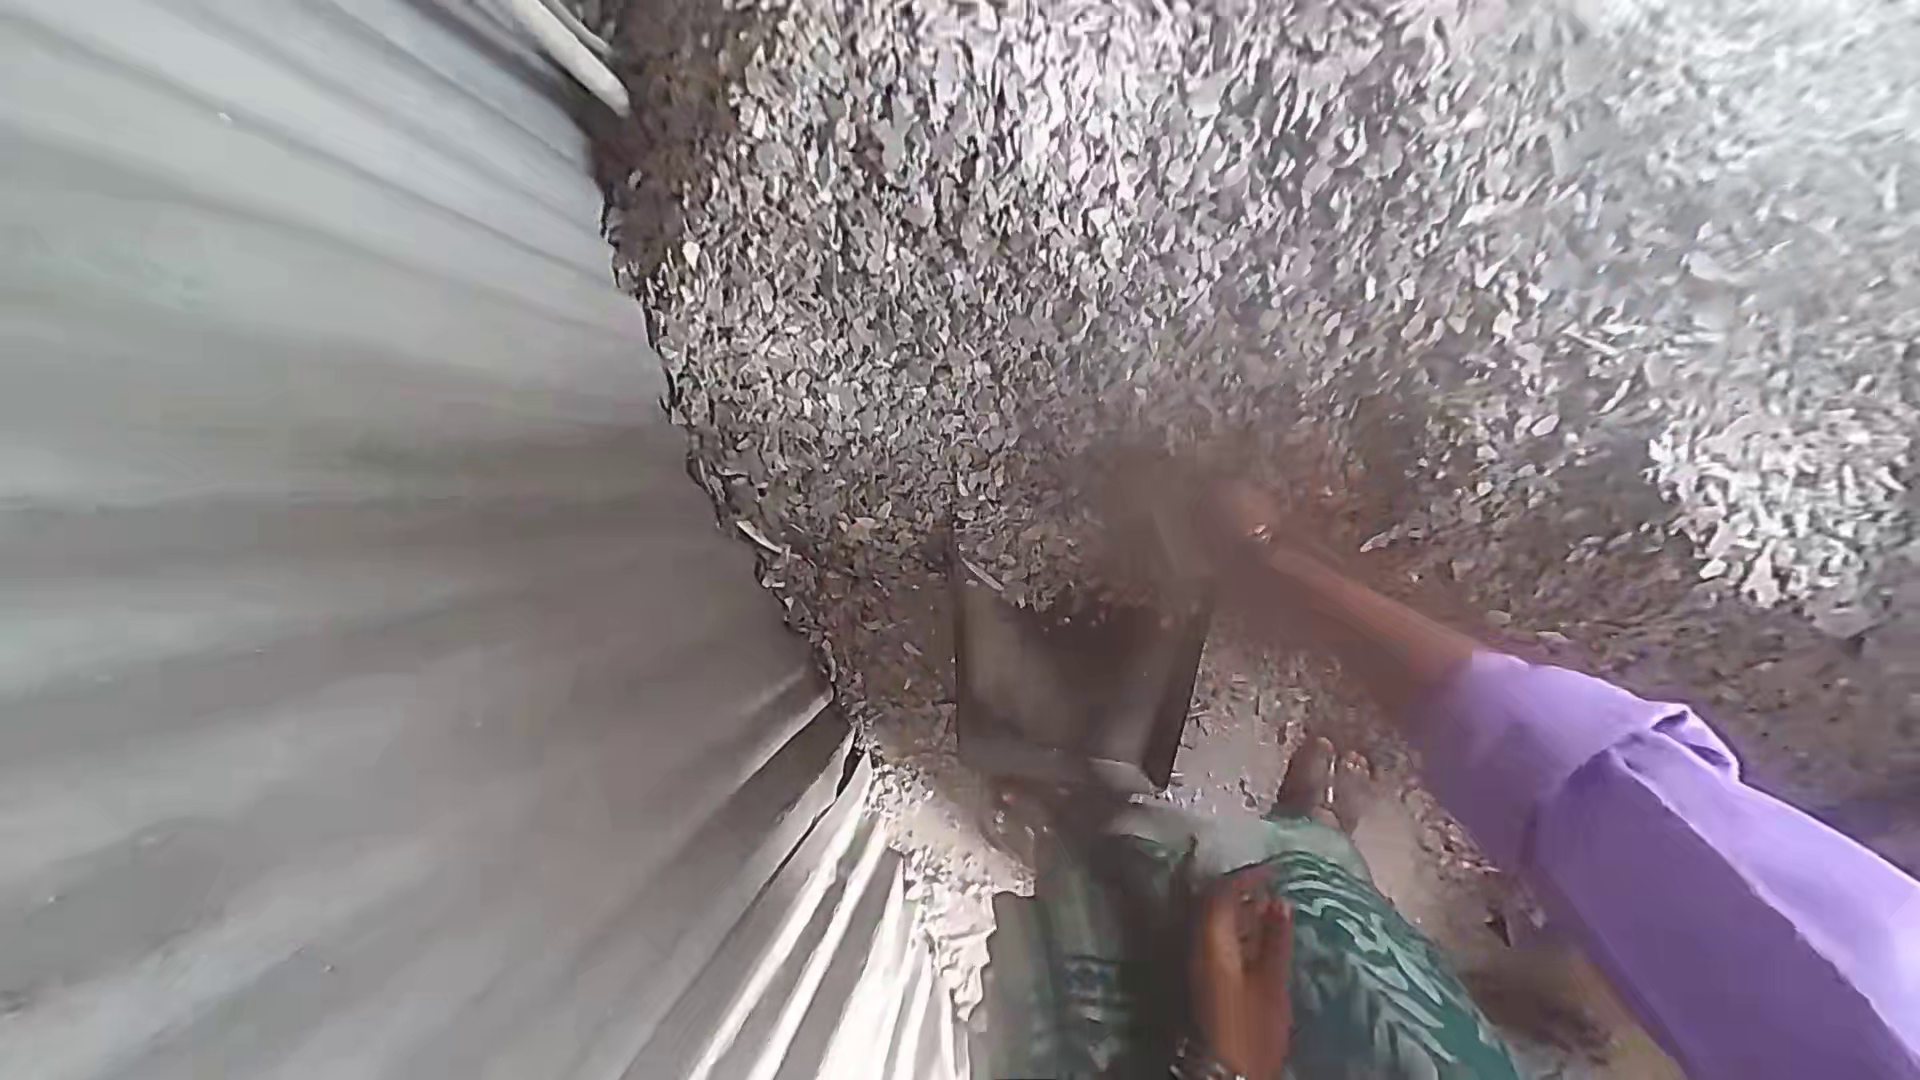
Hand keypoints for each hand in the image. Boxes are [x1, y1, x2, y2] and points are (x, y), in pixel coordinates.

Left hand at [1191, 868, 1293, 1079]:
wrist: (1227, 1073)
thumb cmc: (1252, 1030)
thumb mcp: (1271, 985)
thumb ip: (1275, 940)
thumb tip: (1280, 901)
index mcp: (1209, 936)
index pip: (1222, 891)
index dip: (1246, 876)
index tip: (1272, 869)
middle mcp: (1195, 938)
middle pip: (1213, 900)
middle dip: (1241, 888)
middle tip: (1272, 884)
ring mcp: (1196, 955)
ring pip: (1214, 917)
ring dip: (1239, 907)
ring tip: (1272, 904)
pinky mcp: (1202, 972)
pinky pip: (1216, 934)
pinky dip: (1236, 927)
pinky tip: (1259, 933)